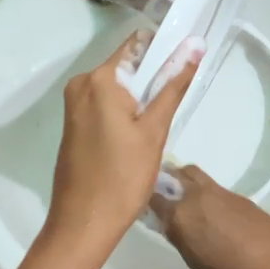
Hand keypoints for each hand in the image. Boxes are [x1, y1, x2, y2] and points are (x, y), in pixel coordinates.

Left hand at [42, 30, 198, 250]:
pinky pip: (106, 106)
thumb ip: (173, 85)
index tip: (188, 62)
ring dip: (141, 100)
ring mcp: (74, 105)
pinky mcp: (74, 124)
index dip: (165, 50)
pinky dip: (125, 114)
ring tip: (156, 130)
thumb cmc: (123, 176)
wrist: (84, 223)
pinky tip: (137, 139)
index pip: (138, 45)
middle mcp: (81, 84)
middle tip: (173, 109)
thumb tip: (195, 44)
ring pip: (118, 89)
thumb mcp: (155, 130)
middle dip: (153, 80)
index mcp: (100, 79)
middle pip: (128, 67)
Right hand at [149, 166, 269, 268]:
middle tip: (161, 193)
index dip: (145, 198)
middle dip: (163, 181)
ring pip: (191, 174)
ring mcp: (217, 190)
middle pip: (172, 175)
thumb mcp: (195, 261)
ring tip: (183, 196)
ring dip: (182, 179)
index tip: (142, 203)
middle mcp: (195, 195)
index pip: (152, 196)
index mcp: (180, 214)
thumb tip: (170, 224)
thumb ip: (178, 238)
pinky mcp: (234, 193)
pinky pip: (210, 184)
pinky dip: (201, 189)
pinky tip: (208, 208)